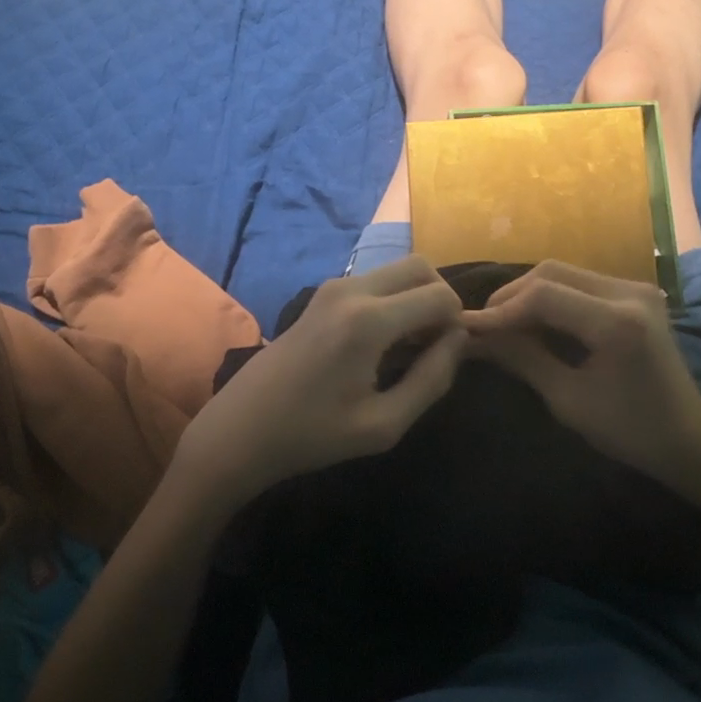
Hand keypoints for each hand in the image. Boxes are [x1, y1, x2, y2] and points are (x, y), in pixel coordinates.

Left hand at [171, 255, 466, 506]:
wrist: (241, 429)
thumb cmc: (312, 435)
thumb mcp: (383, 424)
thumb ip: (432, 379)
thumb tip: (459, 340)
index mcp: (368, 320)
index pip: (441, 295)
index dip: (457, 324)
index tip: (445, 358)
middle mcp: (352, 289)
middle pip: (421, 266)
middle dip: (440, 299)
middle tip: (433, 343)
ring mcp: (333, 286)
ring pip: (397, 270)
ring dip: (415, 298)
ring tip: (408, 348)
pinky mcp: (321, 294)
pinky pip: (375, 280)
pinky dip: (393, 300)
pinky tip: (382, 344)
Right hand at [464, 261, 700, 512]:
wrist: (688, 438)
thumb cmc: (629, 431)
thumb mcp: (568, 400)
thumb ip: (521, 359)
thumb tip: (473, 338)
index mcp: (617, 323)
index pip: (543, 296)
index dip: (500, 310)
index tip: (467, 329)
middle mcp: (630, 292)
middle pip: (551, 272)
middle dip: (511, 297)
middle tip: (482, 326)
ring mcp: (636, 287)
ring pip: (564, 272)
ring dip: (529, 294)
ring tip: (501, 323)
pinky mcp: (635, 292)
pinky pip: (580, 281)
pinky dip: (551, 296)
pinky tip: (532, 320)